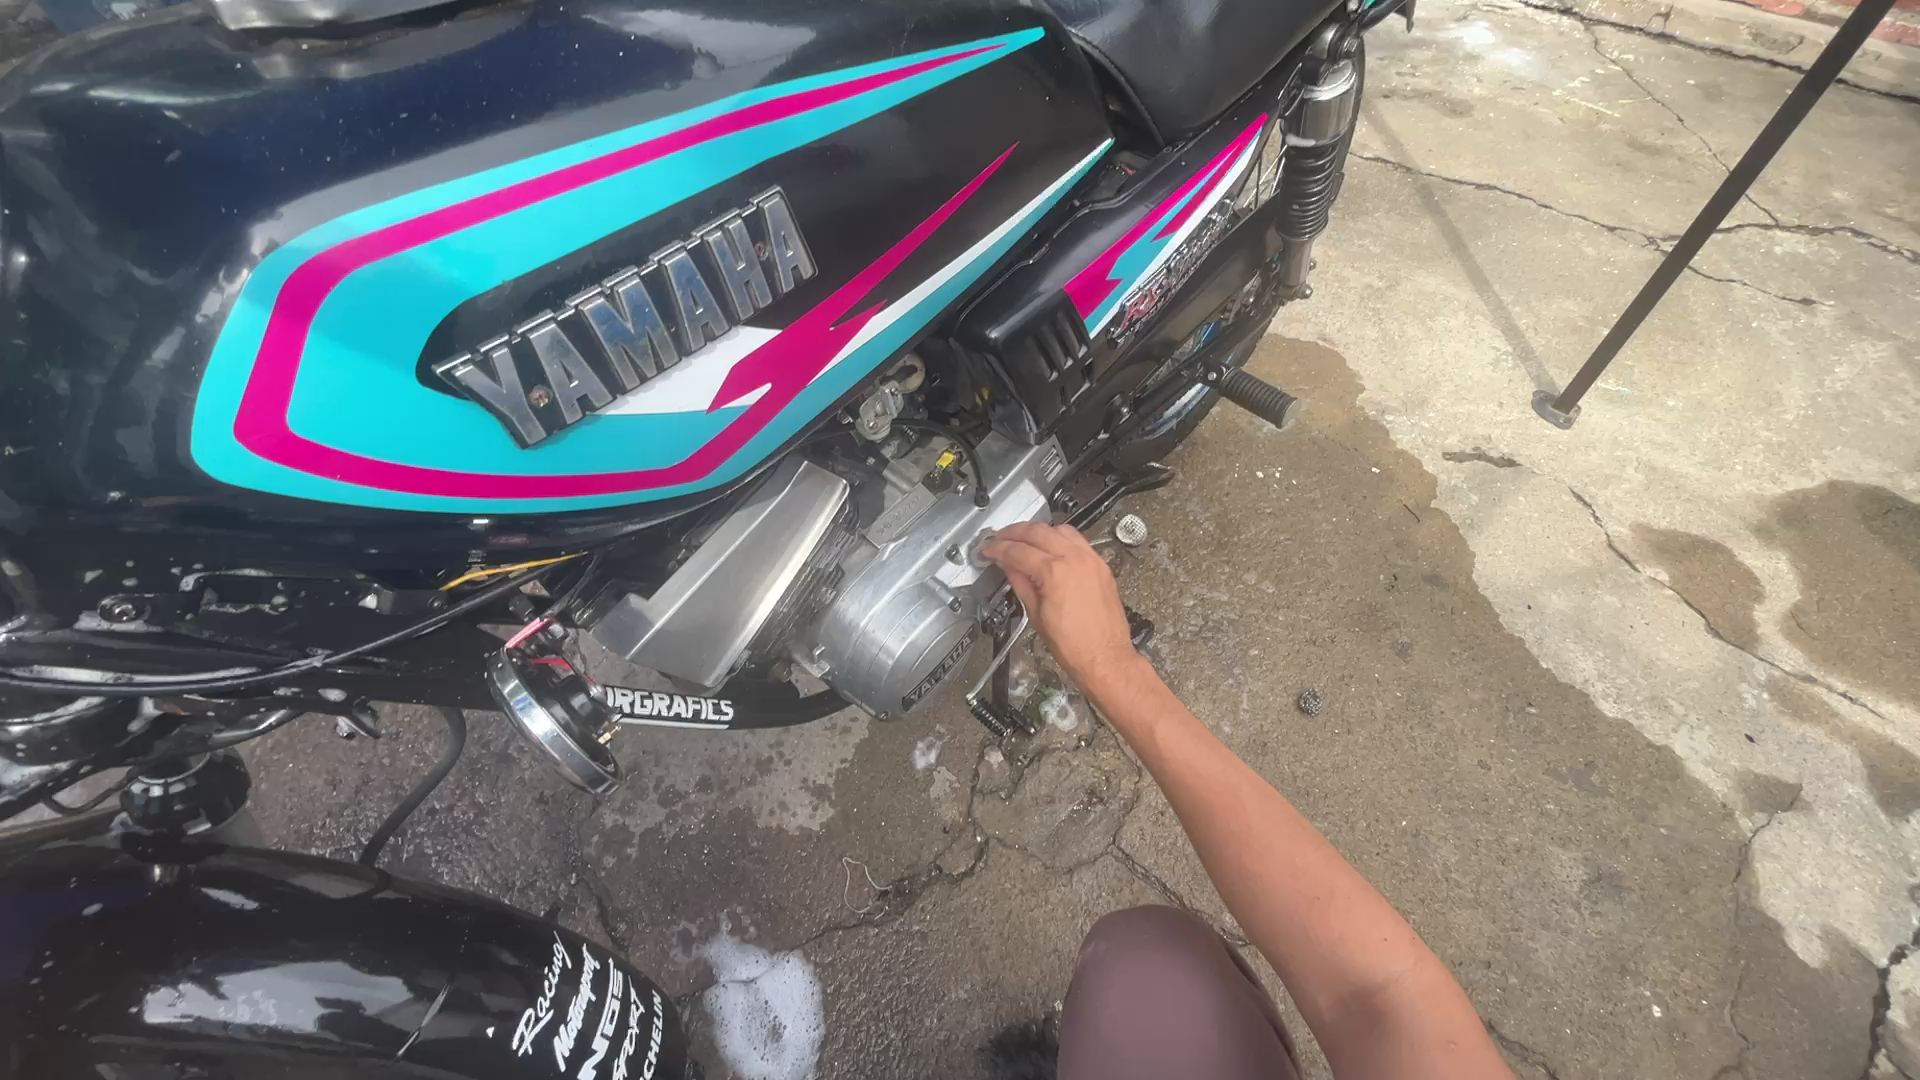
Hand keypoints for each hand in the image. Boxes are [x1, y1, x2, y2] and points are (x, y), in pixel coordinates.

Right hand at [979, 523, 1142, 694]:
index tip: (988, 548)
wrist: (1105, 657)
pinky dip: (1059, 537)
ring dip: (1037, 530)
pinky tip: (1049, 545)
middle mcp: (1075, 559)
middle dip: (1013, 532)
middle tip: (999, 538)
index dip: (997, 548)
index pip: (1018, 551)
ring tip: (1022, 538)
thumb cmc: (1074, 645)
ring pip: (1059, 529)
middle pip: (1037, 532)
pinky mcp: (1100, 565)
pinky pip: (1077, 540)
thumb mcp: (1035, 614)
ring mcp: (1090, 560)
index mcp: (1054, 572)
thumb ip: (1020, 583)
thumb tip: (1009, 566)